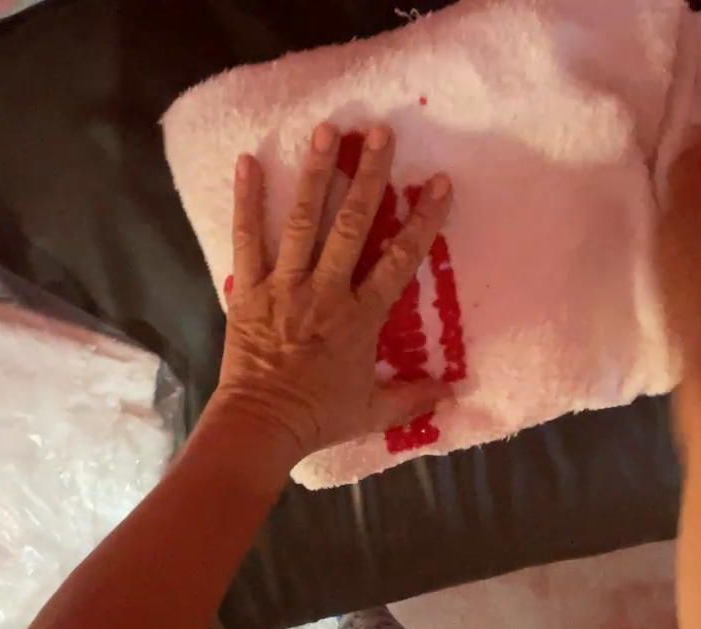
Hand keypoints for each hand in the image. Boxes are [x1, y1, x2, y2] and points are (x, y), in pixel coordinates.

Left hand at [203, 122, 454, 466]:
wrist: (262, 425)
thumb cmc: (318, 419)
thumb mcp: (372, 413)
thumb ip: (412, 399)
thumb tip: (453, 397)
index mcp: (360, 318)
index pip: (398, 262)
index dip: (422, 221)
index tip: (438, 184)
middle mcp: (325, 292)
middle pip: (351, 226)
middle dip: (368, 177)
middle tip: (379, 132)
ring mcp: (285, 287)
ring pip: (303, 223)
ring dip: (315, 174)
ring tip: (325, 130)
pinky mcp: (249, 291)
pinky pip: (247, 241)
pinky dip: (247, 202)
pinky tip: (247, 162)